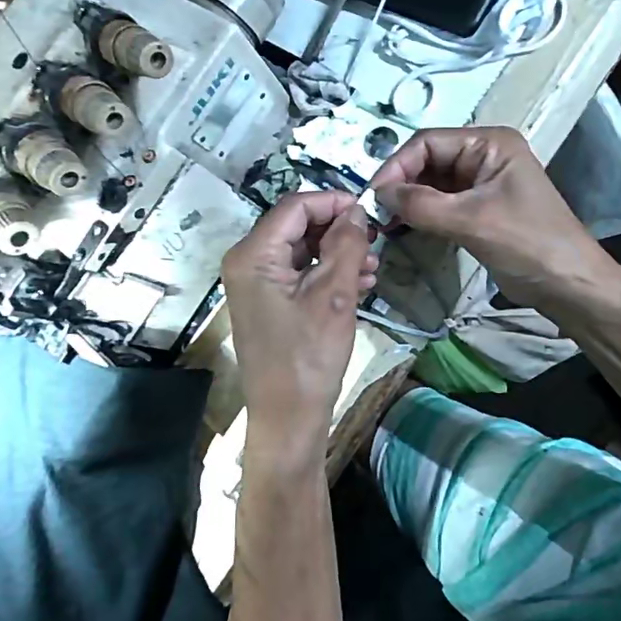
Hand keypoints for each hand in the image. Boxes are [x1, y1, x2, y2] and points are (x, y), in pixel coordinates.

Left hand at [221, 191, 378, 455]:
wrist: (287, 418)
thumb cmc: (308, 357)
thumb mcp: (334, 296)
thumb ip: (346, 245)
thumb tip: (356, 211)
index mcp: (252, 254)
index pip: (294, 206)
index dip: (332, 202)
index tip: (369, 211)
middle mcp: (246, 262)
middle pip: (295, 226)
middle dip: (336, 229)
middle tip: (374, 239)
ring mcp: (254, 283)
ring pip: (300, 250)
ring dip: (336, 252)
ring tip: (372, 265)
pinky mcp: (266, 302)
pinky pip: (297, 273)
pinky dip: (326, 273)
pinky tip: (359, 283)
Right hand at [370, 126, 620, 313]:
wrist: (570, 286)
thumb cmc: (528, 244)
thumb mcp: (471, 221)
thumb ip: (421, 204)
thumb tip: (378, 194)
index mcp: (489, 144)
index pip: (428, 142)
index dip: (397, 166)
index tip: (373, 196)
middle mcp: (483, 155)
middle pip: (426, 160)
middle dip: (400, 183)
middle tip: (374, 212)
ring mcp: (480, 182)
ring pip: (429, 183)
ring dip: (406, 200)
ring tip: (382, 221)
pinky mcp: (477, 208)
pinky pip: (438, 202)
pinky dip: (418, 213)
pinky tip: (399, 227)